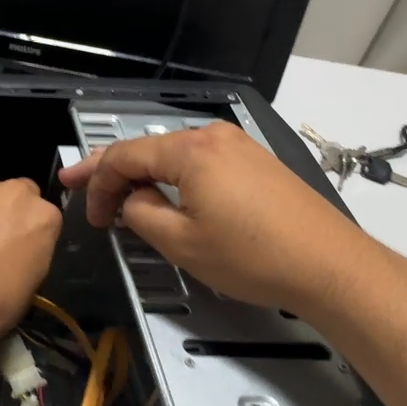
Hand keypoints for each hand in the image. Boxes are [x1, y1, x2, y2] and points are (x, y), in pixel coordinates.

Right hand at [58, 123, 385, 314]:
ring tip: (116, 191)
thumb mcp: (181, 243)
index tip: (89, 216)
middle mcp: (212, 137)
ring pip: (172, 154)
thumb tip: (133, 200)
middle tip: (73, 179)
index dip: (96, 185)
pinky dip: (172, 175)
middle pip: (146, 148)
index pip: (124, 157)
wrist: (333, 268)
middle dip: (108, 168)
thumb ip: (141, 213)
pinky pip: (199, 162)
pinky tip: (162, 192)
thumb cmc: (254, 257)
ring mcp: (238, 147)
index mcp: (190, 150)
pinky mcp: (256, 163)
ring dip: (142, 173)